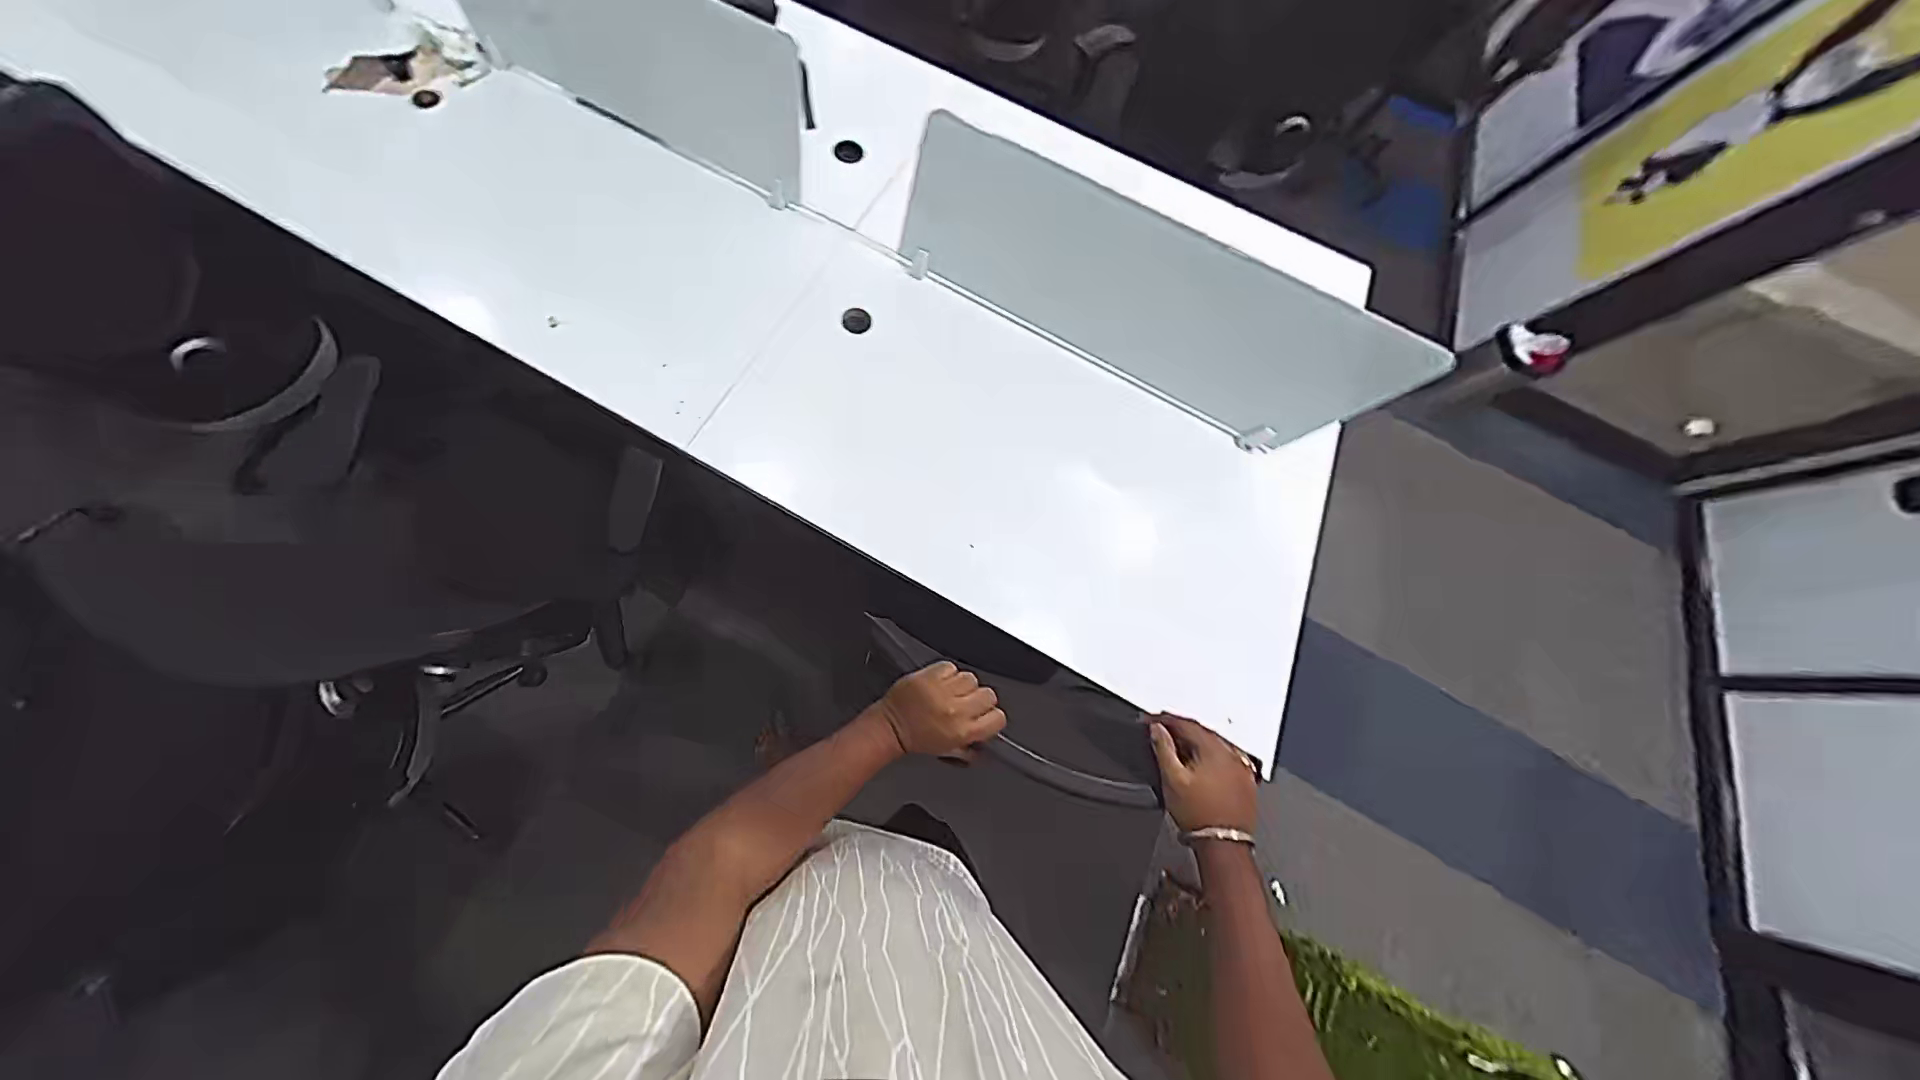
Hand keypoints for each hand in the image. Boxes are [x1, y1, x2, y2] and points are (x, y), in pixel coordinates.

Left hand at [874, 661, 1005, 760]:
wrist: (889, 727)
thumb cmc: (914, 739)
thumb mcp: (947, 750)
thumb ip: (970, 745)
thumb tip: (985, 739)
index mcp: (962, 731)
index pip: (998, 718)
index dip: (992, 715)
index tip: (985, 715)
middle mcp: (955, 710)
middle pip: (988, 694)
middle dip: (979, 698)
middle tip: (966, 703)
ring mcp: (942, 691)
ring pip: (971, 678)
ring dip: (962, 685)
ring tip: (949, 692)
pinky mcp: (929, 676)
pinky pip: (951, 667)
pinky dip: (947, 673)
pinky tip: (939, 683)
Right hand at [1147, 713, 1256, 832]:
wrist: (1223, 845)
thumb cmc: (1200, 816)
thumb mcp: (1172, 779)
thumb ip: (1163, 749)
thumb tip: (1157, 730)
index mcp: (1214, 749)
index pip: (1186, 724)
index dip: (1164, 720)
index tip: (1151, 721)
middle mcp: (1232, 754)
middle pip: (1202, 731)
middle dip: (1179, 728)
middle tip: (1161, 730)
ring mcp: (1241, 768)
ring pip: (1214, 744)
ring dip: (1195, 741)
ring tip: (1177, 746)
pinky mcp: (1245, 781)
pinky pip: (1225, 758)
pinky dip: (1210, 755)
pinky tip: (1200, 763)